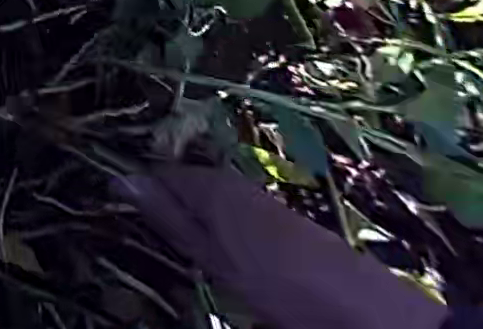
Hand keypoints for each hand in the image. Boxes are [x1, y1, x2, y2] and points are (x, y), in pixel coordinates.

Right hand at [114, 165, 448, 328]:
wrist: (362, 309)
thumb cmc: (276, 281)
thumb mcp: (212, 257)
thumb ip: (168, 217)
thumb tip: (119, 178)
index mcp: (205, 182)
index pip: (156, 173)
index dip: (139, 191)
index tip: (122, 214)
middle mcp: (225, 179)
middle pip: (180, 186)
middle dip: (166, 208)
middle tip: (153, 241)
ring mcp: (249, 196)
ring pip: (203, 202)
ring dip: (191, 223)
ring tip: (183, 253)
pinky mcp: (270, 216)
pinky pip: (226, 213)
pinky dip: (215, 230)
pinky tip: (219, 258)